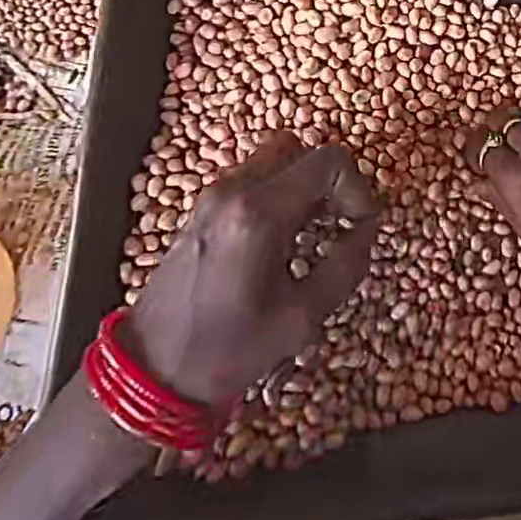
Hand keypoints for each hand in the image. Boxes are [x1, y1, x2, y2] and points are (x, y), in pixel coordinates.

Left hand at [123, 131, 378, 405]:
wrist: (152, 369)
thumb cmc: (228, 350)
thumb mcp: (302, 317)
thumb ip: (346, 265)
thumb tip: (368, 229)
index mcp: (258, 212)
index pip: (327, 161)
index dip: (356, 188)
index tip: (359, 226)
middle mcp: (233, 189)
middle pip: (300, 149)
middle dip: (329, 182)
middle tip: (338, 224)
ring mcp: (212, 194)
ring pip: (276, 160)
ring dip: (303, 187)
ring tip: (312, 235)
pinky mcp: (202, 206)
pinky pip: (253, 179)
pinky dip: (279, 194)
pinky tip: (282, 240)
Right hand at [461, 108, 520, 342]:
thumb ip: (498, 197)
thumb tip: (477, 180)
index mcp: (518, 180)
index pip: (484, 148)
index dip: (475, 151)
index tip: (476, 156)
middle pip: (504, 119)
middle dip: (494, 129)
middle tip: (495, 142)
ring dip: (519, 126)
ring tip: (519, 143)